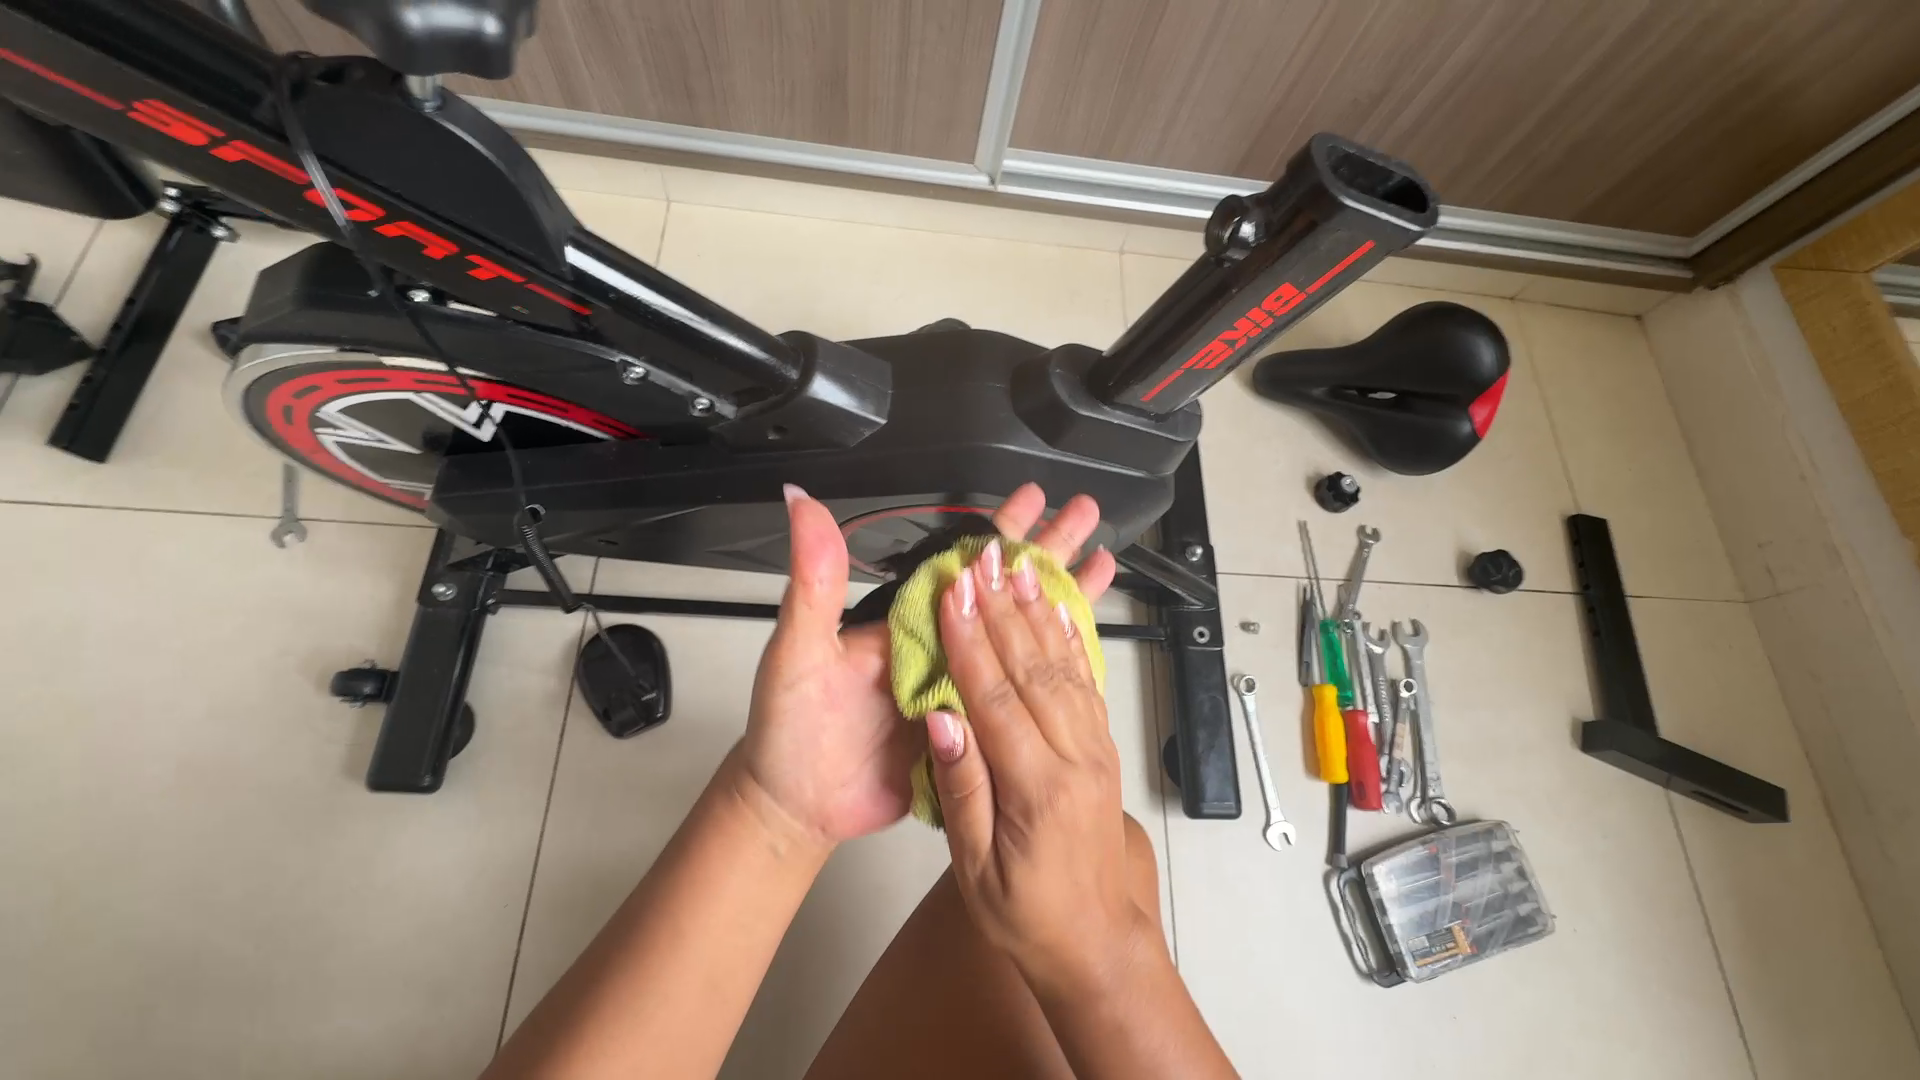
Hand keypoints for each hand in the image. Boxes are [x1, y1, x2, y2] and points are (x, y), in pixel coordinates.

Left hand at [734, 484, 1117, 846]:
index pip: (964, 562)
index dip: (1002, 528)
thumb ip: (814, 578)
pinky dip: (1052, 663)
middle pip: (1004, 590)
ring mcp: (960, 685)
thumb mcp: (800, 647)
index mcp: (907, 619)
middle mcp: (940, 645)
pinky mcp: (973, 727)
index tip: (1037, 499)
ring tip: (1103, 565)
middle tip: (1086, 515)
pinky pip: (1019, 690)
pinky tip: (1083, 645)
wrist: (799, 806)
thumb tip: (800, 499)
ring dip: (1061, 598)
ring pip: (1021, 633)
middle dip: (1048, 550)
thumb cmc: (790, 725)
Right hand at [924, 536, 1149, 993]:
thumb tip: (942, 716)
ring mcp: (1095, 749)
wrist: (1097, 943)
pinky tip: (1058, 608)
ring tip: (1021, 564)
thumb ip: (962, 787)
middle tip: (984, 557)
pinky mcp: (1102, 747)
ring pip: (1063, 666)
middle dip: (1003, 606)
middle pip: (1033, 668)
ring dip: (1038, 611)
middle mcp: (1074, 757)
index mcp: (1037, 789)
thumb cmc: (1028, 915)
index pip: (996, 697)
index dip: (971, 639)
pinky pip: (1086, 682)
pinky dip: (1070, 639)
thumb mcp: (975, 867)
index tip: (954, 591)